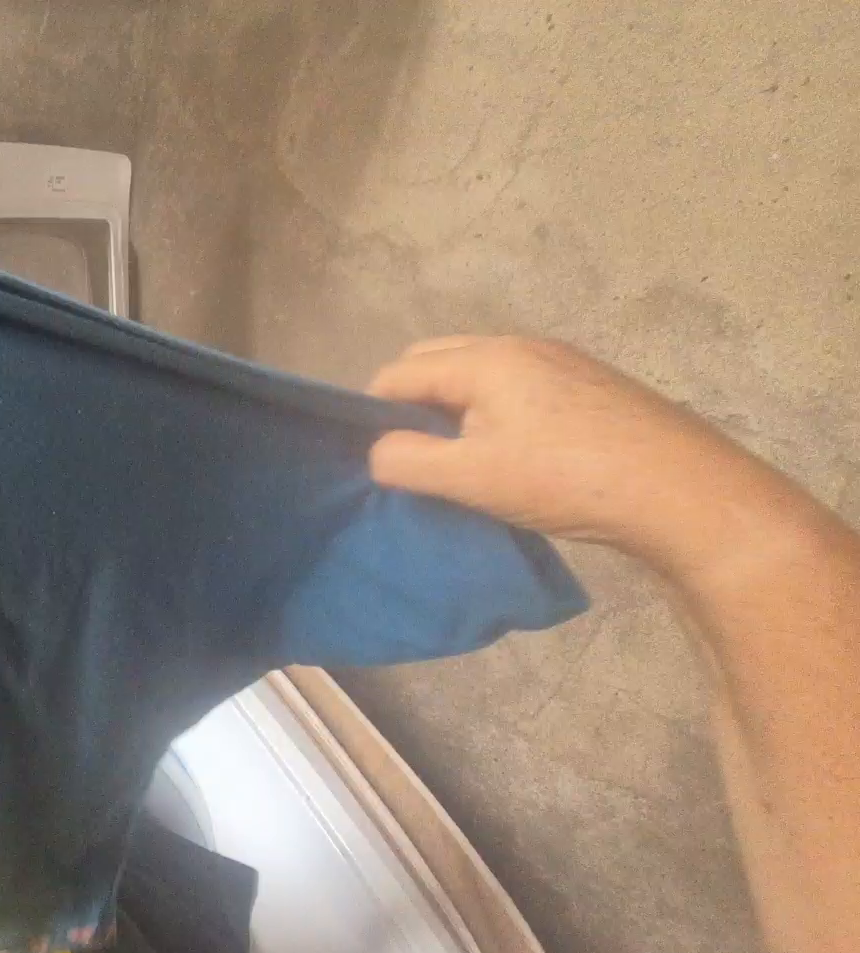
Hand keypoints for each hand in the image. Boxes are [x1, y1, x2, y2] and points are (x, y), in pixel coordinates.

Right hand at [366, 336, 796, 574]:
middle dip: (406, 402)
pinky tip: (501, 450)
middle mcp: (520, 346)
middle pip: (430, 362)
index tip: (375, 457)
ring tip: (454, 455)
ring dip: (445, 406)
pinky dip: (483, 409)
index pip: (396, 374)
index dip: (371, 414)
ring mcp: (558, 361)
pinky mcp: (584, 384)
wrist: (690, 497)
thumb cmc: (566, 481)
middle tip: (410, 453)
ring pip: (469, 373)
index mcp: (486, 359)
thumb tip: (377, 452)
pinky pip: (506, 384)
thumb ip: (403, 460)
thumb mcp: (468, 477)